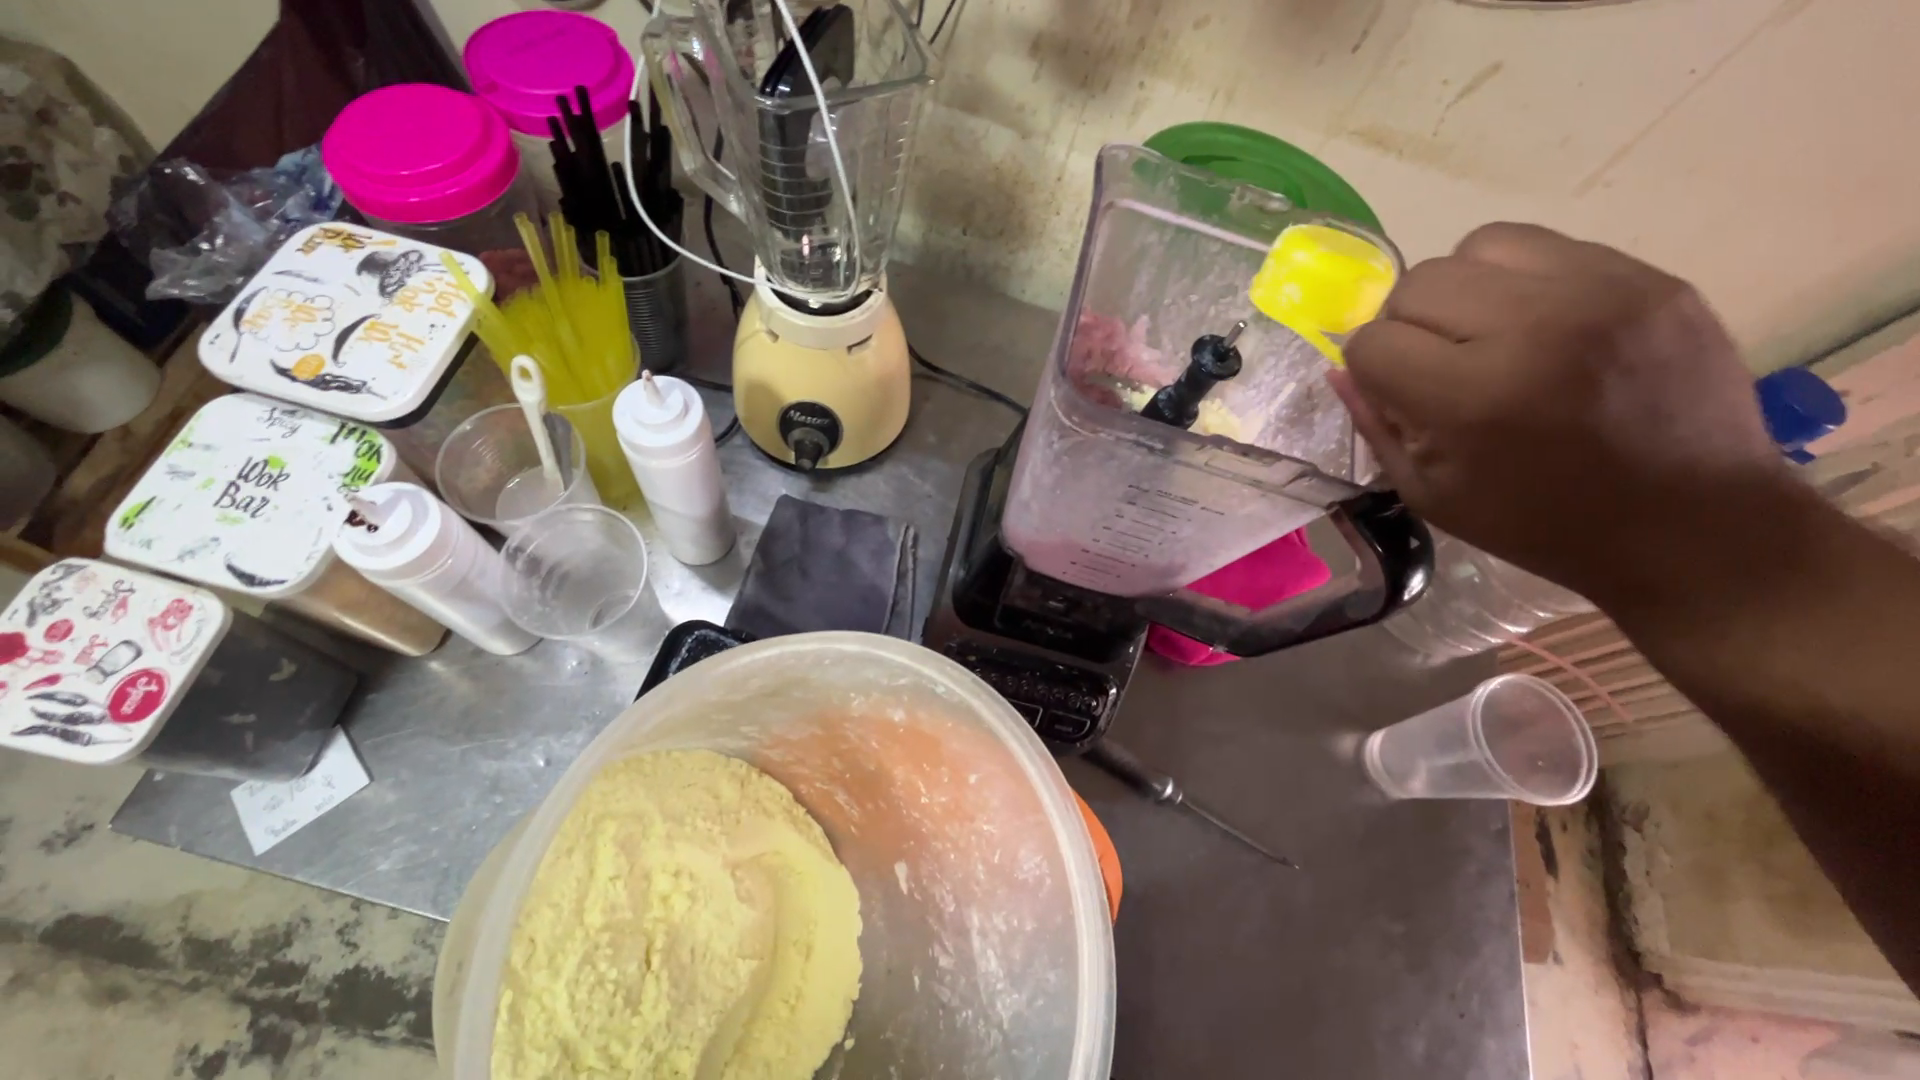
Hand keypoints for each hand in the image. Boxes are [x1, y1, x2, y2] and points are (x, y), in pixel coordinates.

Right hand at [1330, 223, 1790, 601]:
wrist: (1693, 526)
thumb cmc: (1544, 526)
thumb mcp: (1433, 496)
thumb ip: (1377, 425)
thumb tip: (1341, 369)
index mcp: (1473, 398)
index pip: (1371, 343)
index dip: (1371, 370)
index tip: (1395, 394)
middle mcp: (1532, 328)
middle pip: (1416, 283)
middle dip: (1407, 325)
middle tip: (1437, 363)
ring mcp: (1599, 292)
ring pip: (1479, 247)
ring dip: (1462, 289)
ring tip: (1487, 333)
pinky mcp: (1648, 277)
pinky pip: (1549, 246)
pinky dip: (1522, 281)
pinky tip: (1541, 326)